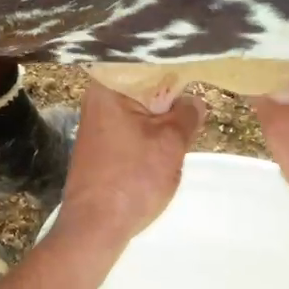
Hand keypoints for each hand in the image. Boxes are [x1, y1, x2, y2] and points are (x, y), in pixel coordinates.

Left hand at [52, 78, 206, 250]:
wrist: (94, 227)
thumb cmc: (132, 179)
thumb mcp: (169, 144)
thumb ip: (186, 115)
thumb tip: (195, 100)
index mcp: (109, 84)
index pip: (145, 61)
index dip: (173, 65)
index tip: (195, 69)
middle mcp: (98, 95)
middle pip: (141, 83)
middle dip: (167, 93)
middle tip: (193, 99)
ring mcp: (96, 119)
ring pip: (137, 105)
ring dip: (159, 115)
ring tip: (182, 120)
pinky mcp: (99, 141)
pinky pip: (128, 123)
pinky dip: (147, 129)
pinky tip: (161, 142)